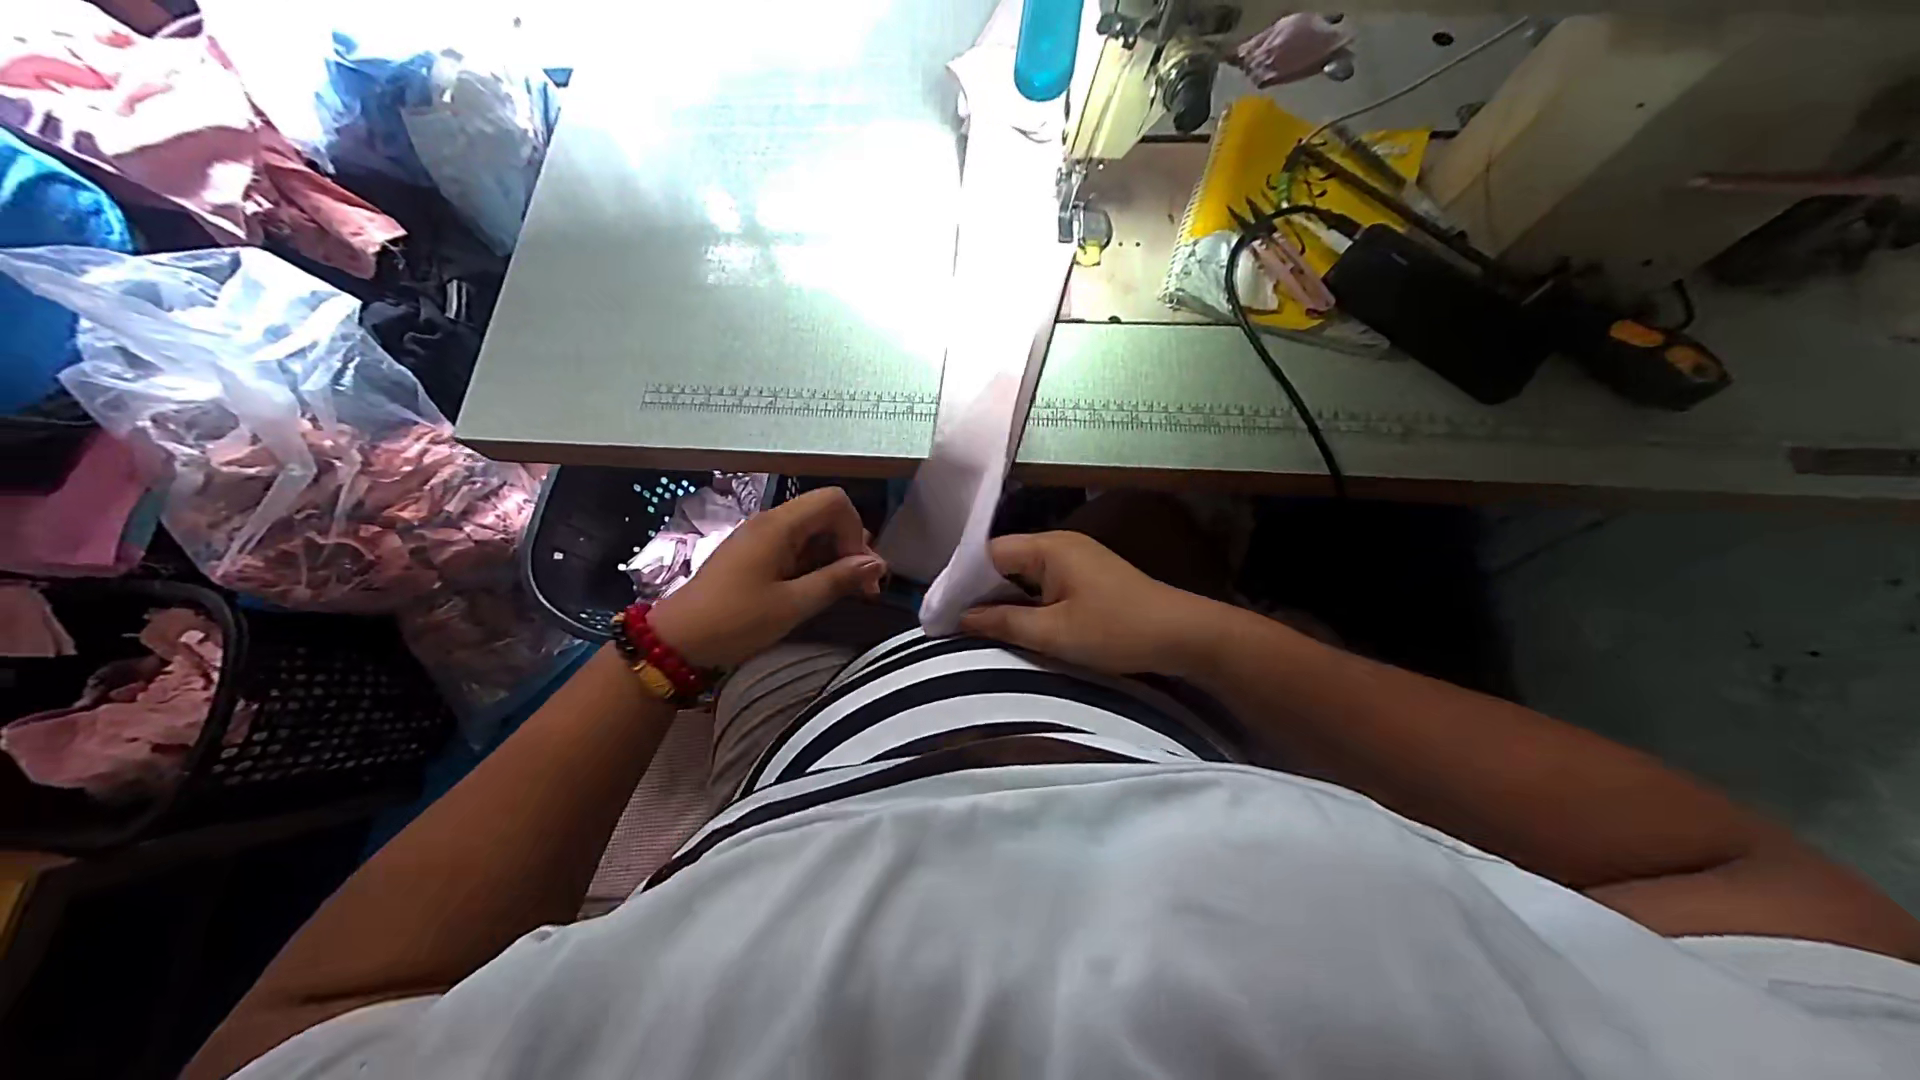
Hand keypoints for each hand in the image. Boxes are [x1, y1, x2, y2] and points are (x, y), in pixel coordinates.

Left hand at [649, 488, 885, 667]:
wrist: (677, 641)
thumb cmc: (735, 622)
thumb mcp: (792, 605)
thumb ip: (837, 580)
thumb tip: (876, 564)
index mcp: (778, 526)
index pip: (834, 502)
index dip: (855, 531)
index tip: (859, 570)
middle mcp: (771, 523)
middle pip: (826, 515)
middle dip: (851, 546)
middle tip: (864, 587)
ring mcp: (762, 538)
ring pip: (813, 533)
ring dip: (835, 558)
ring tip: (848, 592)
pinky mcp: (756, 555)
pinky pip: (796, 548)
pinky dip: (816, 565)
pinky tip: (821, 590)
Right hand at [957, 531, 1227, 675]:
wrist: (1184, 635)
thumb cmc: (1116, 630)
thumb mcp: (1054, 633)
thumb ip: (1004, 622)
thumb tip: (960, 618)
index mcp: (1049, 547)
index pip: (989, 553)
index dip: (961, 580)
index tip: (940, 610)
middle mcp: (1060, 545)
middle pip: (1005, 561)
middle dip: (979, 590)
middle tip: (952, 622)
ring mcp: (1076, 560)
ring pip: (1024, 575)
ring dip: (1003, 599)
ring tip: (975, 626)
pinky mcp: (1087, 577)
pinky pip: (1044, 584)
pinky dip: (1026, 602)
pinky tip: (1015, 624)